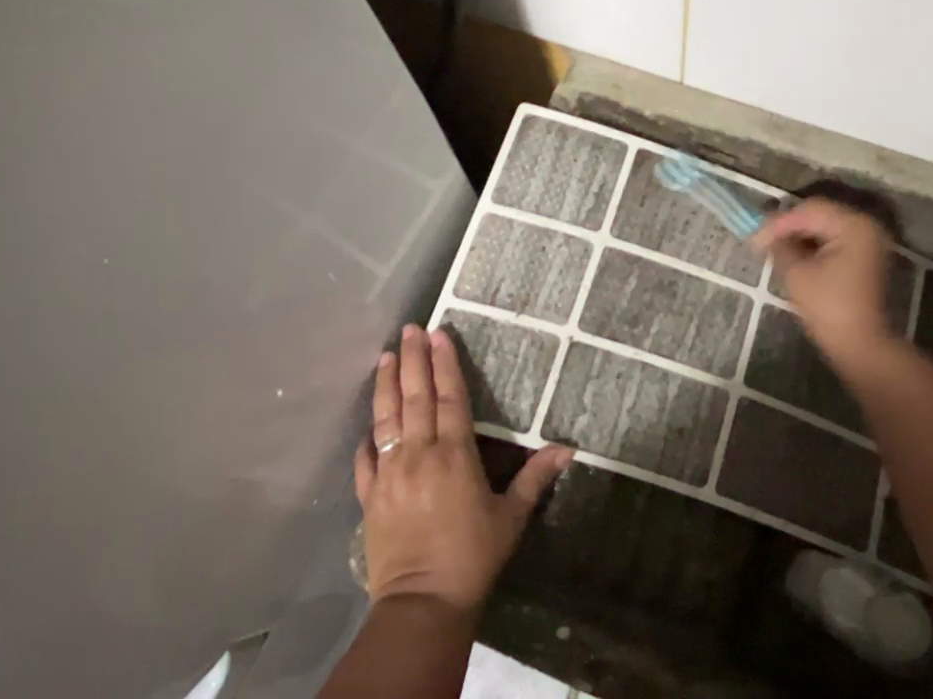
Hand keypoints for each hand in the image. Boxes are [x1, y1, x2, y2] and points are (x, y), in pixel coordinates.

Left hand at [355, 324, 572, 611]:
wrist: (423, 602)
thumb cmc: (473, 556)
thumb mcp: (511, 517)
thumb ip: (534, 478)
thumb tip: (567, 448)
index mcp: (454, 454)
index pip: (450, 397)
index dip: (445, 364)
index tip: (438, 334)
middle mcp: (419, 455)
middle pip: (415, 397)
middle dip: (412, 360)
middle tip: (409, 329)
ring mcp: (389, 474)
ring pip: (386, 419)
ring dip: (385, 385)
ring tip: (384, 356)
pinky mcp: (369, 496)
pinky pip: (365, 459)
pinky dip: (366, 438)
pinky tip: (367, 425)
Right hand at [752, 198, 896, 355]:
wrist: (860, 345)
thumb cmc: (829, 308)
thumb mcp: (797, 273)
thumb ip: (780, 246)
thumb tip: (766, 235)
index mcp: (853, 225)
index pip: (809, 211)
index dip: (778, 223)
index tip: (754, 239)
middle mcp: (865, 225)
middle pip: (818, 214)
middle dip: (788, 226)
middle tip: (761, 239)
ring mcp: (867, 241)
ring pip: (825, 227)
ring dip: (798, 234)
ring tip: (772, 246)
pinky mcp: (864, 256)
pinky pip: (833, 240)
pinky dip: (812, 244)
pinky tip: (791, 253)